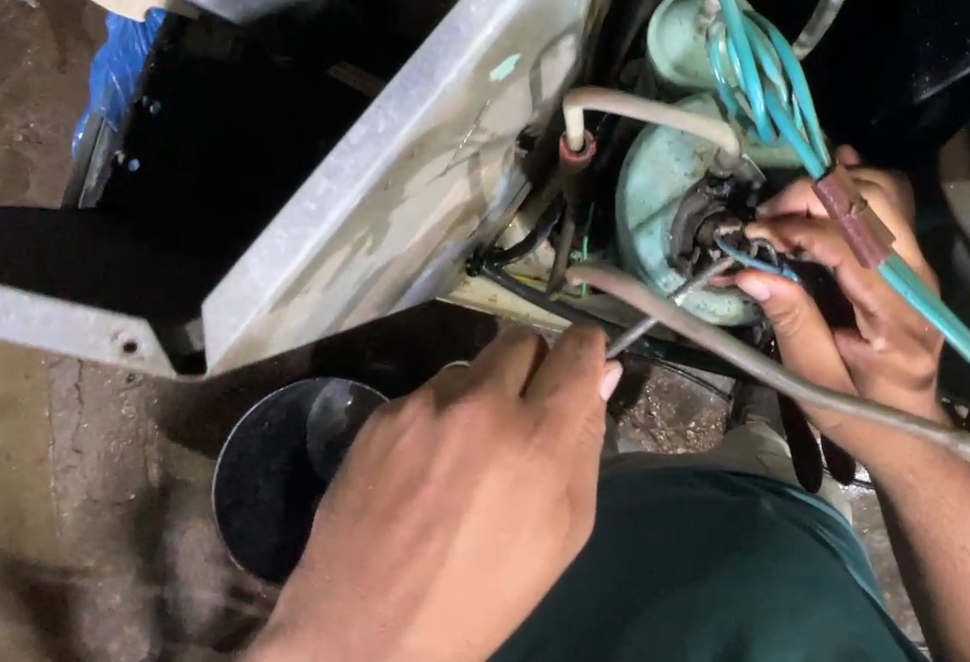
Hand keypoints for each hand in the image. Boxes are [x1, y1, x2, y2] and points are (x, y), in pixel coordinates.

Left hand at [251, 326, 622, 661]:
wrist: (365, 638)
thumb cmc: (485, 594)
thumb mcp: (565, 530)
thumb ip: (587, 441)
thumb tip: (604, 373)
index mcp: (538, 437)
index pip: (578, 347)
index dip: (585, 352)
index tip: (579, 369)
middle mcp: (483, 404)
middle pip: (524, 339)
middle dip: (533, 367)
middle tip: (522, 414)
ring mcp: (426, 406)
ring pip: (472, 366)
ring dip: (481, 394)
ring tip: (465, 454)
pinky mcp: (383, 416)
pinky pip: (428, 394)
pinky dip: (438, 418)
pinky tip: (425, 468)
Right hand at [738, 147, 946, 473]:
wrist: (910, 432)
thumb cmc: (859, 415)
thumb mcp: (815, 382)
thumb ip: (790, 321)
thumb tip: (751, 270)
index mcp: (896, 320)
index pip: (850, 249)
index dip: (797, 231)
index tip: (753, 236)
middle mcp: (918, 284)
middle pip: (871, 206)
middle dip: (811, 197)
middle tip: (767, 218)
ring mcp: (920, 268)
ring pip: (883, 194)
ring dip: (830, 188)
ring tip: (788, 209)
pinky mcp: (912, 262)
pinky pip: (890, 205)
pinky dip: (857, 183)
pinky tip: (832, 168)